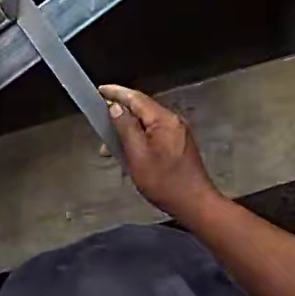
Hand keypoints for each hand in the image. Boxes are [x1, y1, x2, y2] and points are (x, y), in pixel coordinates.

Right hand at [100, 84, 218, 215]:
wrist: (196, 205)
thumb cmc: (164, 182)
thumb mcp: (138, 155)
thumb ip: (126, 128)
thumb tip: (115, 107)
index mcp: (164, 120)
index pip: (136, 98)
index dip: (116, 93)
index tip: (99, 90)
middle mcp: (173, 121)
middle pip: (142, 109)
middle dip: (120, 113)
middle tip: (100, 121)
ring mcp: (178, 133)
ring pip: (147, 123)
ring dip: (128, 130)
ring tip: (110, 145)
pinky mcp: (179, 144)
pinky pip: (154, 133)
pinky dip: (139, 138)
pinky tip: (129, 151)